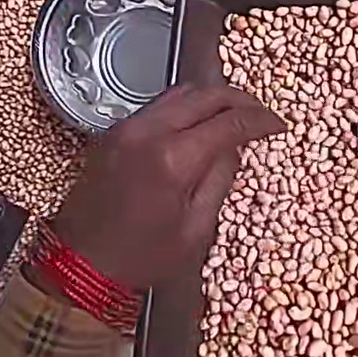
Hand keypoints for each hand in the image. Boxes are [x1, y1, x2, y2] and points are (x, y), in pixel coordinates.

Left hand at [48, 83, 285, 289]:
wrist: (79, 264)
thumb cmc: (142, 257)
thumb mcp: (196, 228)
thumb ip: (220, 179)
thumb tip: (235, 146)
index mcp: (173, 159)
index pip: (229, 122)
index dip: (260, 120)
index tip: (277, 125)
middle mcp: (148, 132)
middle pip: (205, 94)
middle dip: (240, 99)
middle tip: (260, 113)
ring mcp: (126, 128)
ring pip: (180, 92)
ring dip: (211, 98)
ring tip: (233, 115)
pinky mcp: (113, 133)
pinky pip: (158, 105)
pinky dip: (186, 106)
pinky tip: (199, 123)